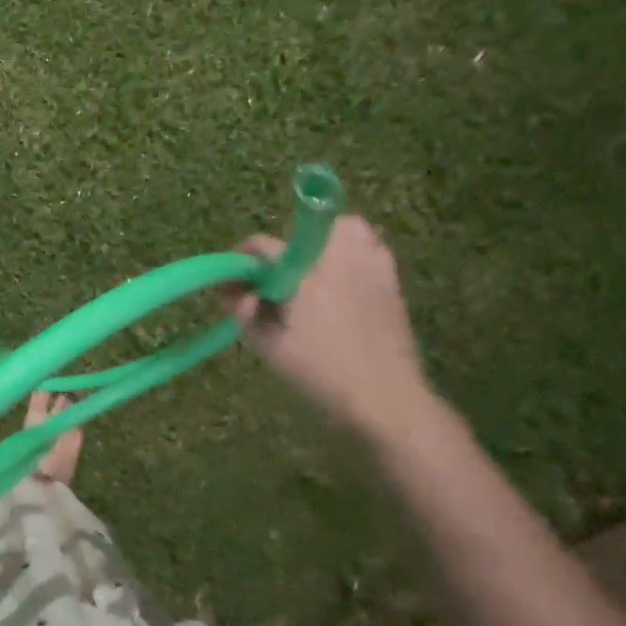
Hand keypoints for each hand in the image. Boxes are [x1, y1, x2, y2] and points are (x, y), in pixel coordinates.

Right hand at [228, 216, 435, 438]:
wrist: (386, 400)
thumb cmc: (322, 374)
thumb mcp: (269, 347)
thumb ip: (245, 313)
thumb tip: (233, 293)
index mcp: (303, 277)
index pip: (263, 246)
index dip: (242, 257)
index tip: (235, 277)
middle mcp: (338, 262)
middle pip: (310, 225)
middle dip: (288, 245)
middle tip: (280, 275)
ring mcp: (371, 268)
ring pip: (348, 227)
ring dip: (325, 238)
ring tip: (314, 266)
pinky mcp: (392, 282)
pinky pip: (374, 246)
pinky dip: (357, 249)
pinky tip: (346, 275)